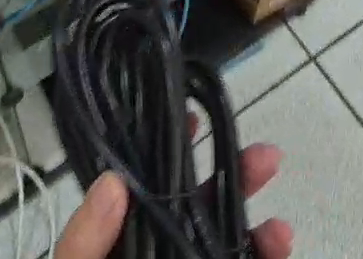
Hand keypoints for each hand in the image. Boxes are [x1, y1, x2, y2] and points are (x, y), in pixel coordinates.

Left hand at [52, 143, 293, 258]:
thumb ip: (81, 246)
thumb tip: (114, 181)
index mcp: (114, 252)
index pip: (141, 193)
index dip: (168, 154)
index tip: (194, 118)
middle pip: (193, 214)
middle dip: (232, 183)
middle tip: (268, 158)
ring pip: (223, 250)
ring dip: (257, 235)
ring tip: (281, 230)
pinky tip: (277, 253)